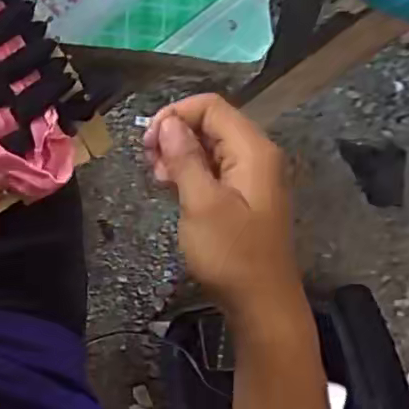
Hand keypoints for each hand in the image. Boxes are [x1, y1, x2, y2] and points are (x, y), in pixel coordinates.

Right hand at [143, 94, 298, 309]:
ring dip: (176, 153)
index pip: (210, 106)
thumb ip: (185, 159)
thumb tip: (167, 124)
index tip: (148, 143)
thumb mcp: (201, 203)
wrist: (260, 302)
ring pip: (206, 144)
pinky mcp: (240, 194)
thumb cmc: (230, 254)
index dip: (174, 115)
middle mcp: (255, 155)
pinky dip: (187, 170)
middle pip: (208, 122)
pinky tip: (171, 188)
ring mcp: (249, 175)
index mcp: (252, 151)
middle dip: (173, 134)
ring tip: (159, 178)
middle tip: (150, 163)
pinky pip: (210, 166)